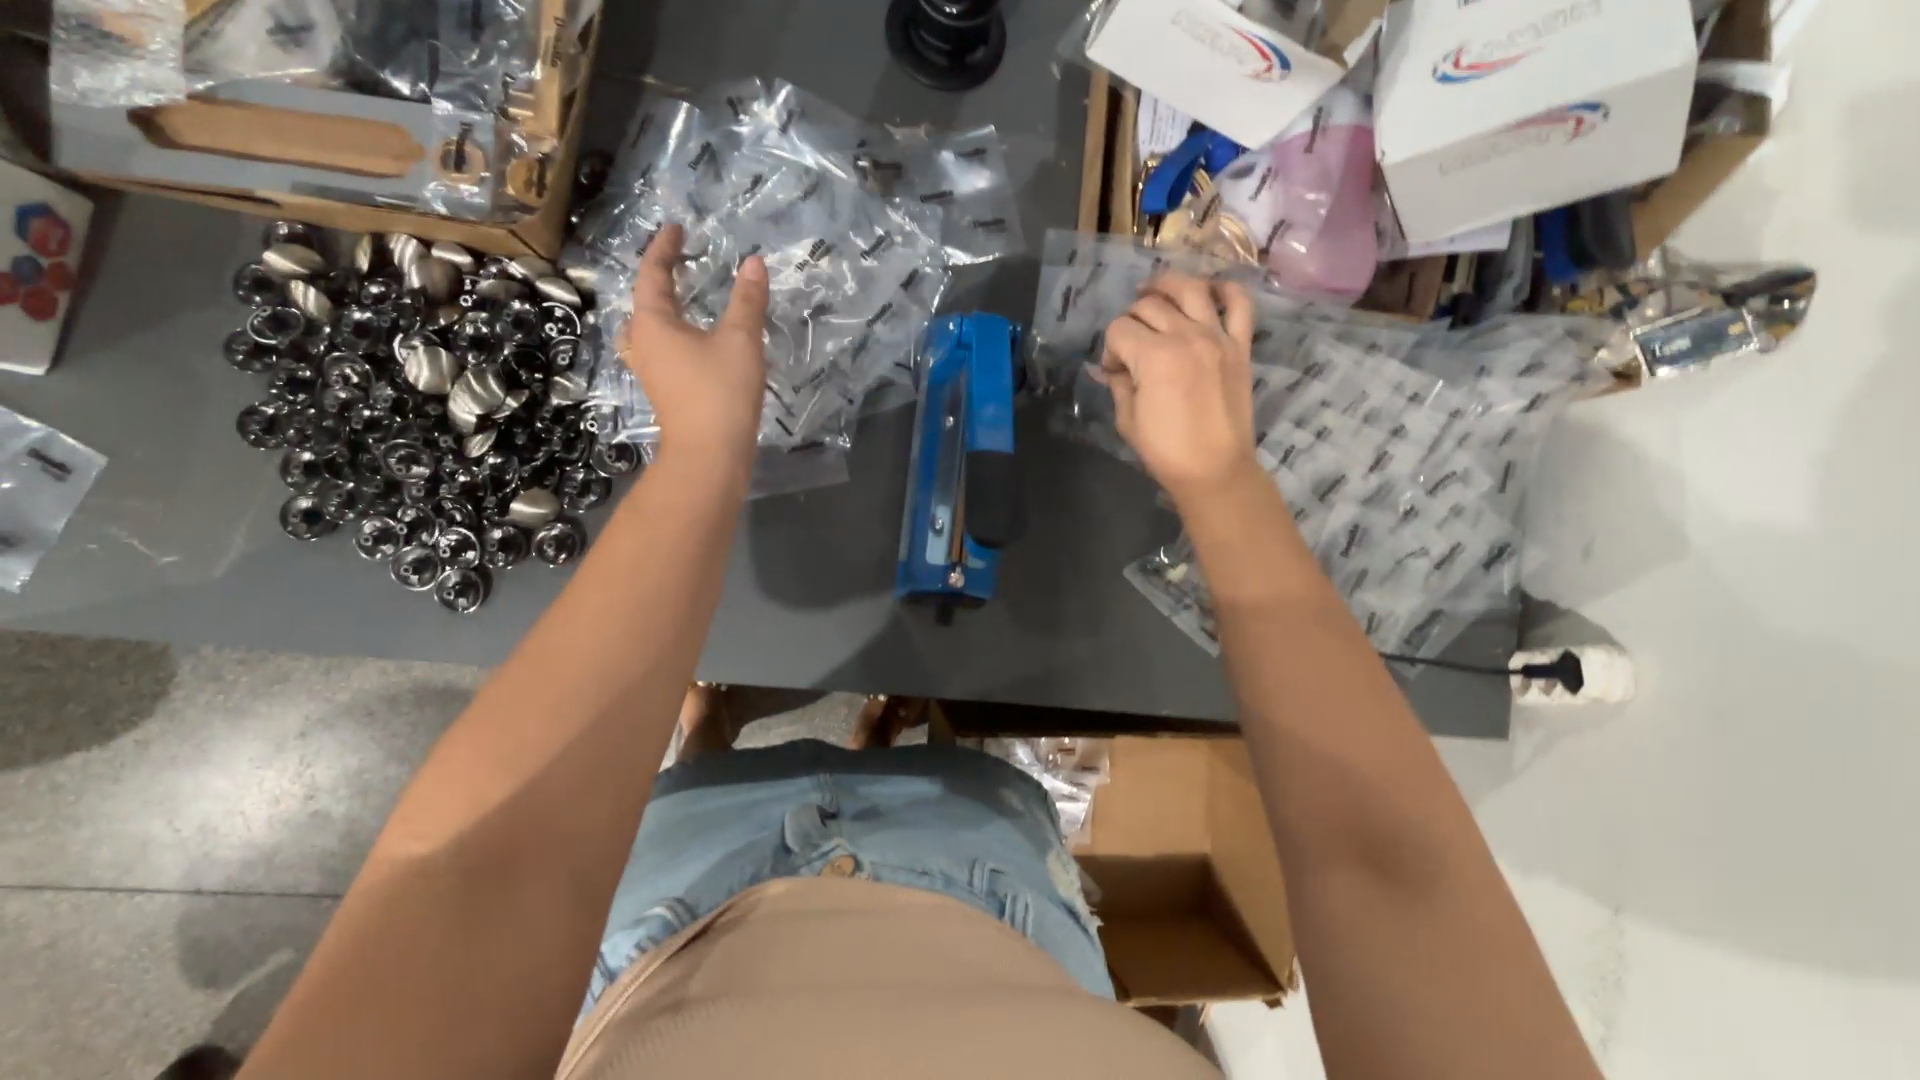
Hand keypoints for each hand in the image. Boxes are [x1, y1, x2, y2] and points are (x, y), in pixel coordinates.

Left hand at [624, 223, 769, 466]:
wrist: (710, 455)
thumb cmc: (720, 392)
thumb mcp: (740, 340)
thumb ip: (747, 300)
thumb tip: (753, 263)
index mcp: (653, 324)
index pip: (652, 275)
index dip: (664, 249)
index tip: (675, 229)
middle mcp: (643, 345)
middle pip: (641, 304)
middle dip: (656, 281)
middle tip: (676, 265)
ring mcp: (650, 372)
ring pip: (645, 331)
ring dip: (659, 312)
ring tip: (678, 301)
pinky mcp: (664, 392)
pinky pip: (659, 352)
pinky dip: (671, 335)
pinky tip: (691, 342)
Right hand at [1100, 274, 1260, 505]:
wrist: (1215, 469)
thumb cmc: (1165, 450)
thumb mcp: (1127, 419)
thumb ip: (1119, 384)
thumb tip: (1113, 368)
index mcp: (1152, 356)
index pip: (1119, 329)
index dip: (1109, 348)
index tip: (1114, 371)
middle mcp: (1185, 336)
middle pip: (1148, 305)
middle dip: (1131, 320)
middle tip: (1131, 345)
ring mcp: (1217, 337)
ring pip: (1190, 288)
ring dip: (1168, 284)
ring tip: (1156, 292)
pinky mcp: (1240, 346)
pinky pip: (1239, 304)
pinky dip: (1226, 290)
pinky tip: (1210, 291)